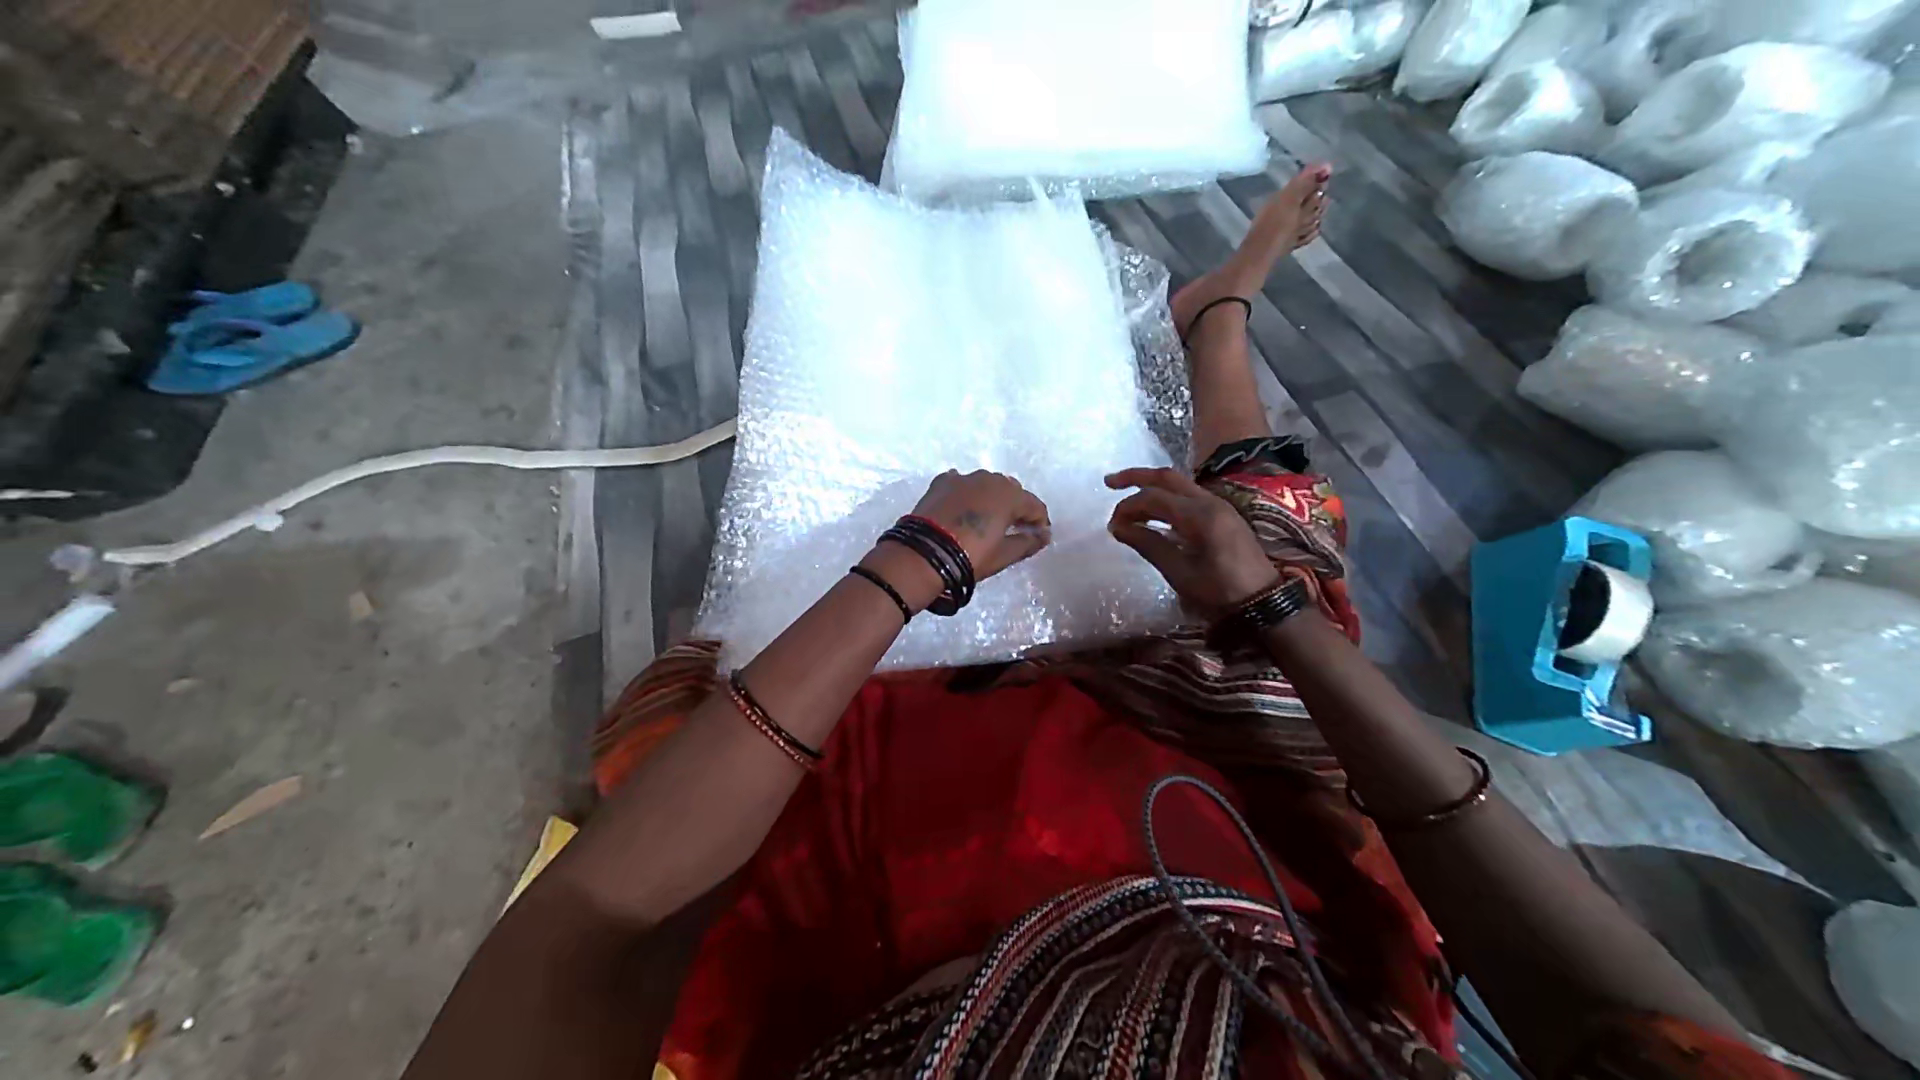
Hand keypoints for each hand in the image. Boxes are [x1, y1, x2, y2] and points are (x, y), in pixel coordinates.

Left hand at [907, 469, 1051, 577]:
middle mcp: (989, 479)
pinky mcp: (941, 483)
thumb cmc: (970, 555)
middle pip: (1011, 491)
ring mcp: (963, 478)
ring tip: (987, 519)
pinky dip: (967, 494)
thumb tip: (1044, 536)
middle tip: (1013, 529)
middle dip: (1016, 508)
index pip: (1034, 506)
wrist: (924, 554)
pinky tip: (963, 507)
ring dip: (991, 499)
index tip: (1038, 537)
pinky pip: (961, 484)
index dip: (1039, 522)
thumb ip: (1028, 542)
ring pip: (986, 485)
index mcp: (1009, 495)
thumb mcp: (1003, 554)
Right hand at [1105, 467, 1278, 616]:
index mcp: (1200, 516)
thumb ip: (1149, 545)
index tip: (1111, 525)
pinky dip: (1166, 497)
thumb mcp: (1180, 573)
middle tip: (1109, 482)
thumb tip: (1118, 528)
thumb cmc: (1221, 591)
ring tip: (1127, 498)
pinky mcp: (1222, 514)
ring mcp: (1219, 505)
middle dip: (1136, 476)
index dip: (1128, 507)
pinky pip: (1188, 495)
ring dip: (1151, 486)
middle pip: (1167, 477)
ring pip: (1179, 483)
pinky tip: (1154, 513)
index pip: (1154, 497)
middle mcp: (1210, 502)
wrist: (1264, 600)